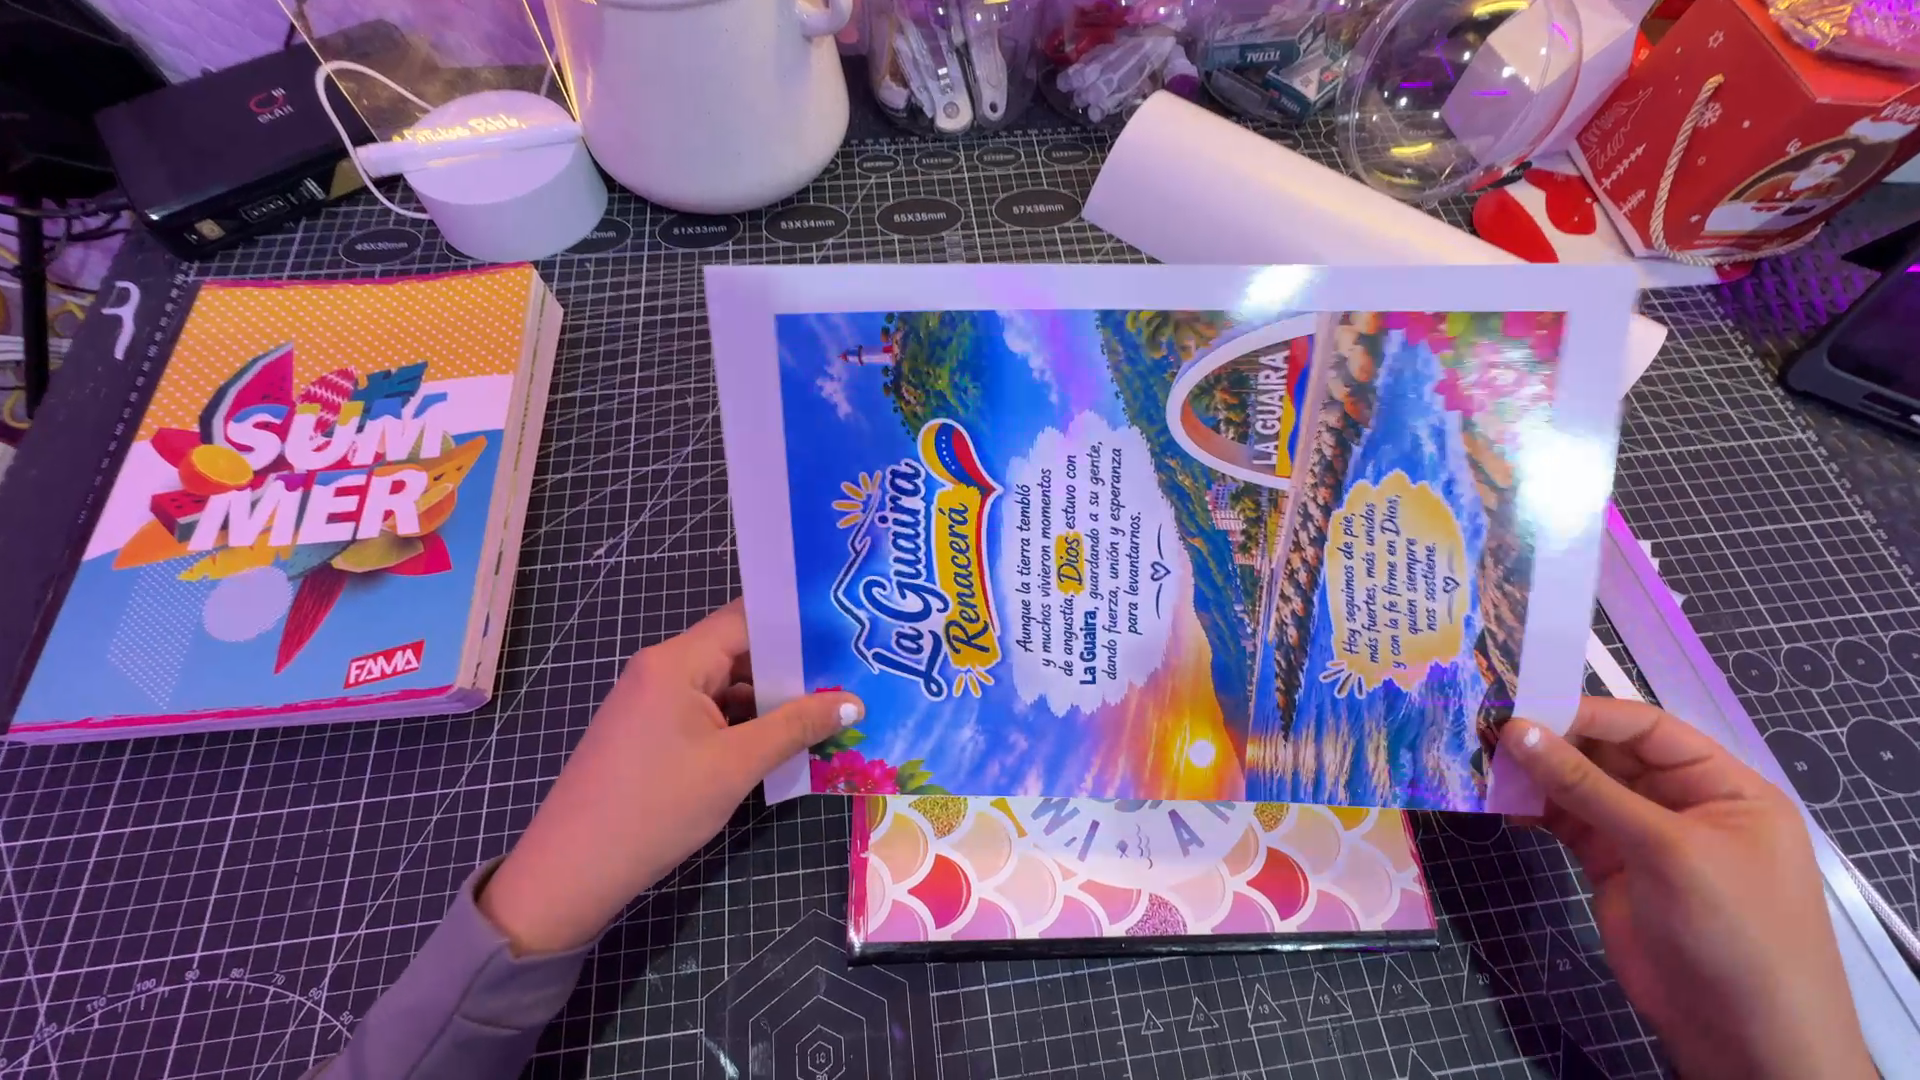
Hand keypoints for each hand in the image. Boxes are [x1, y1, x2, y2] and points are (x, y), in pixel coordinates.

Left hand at [478, 600, 861, 954]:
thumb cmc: (655, 809)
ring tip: (829, 710)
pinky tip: (784, 741)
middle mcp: (663, 669)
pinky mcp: (652, 732)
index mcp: (677, 661)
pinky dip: (745, 724)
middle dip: (792, 668)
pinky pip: (709, 712)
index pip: (747, 620)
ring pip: (727, 686)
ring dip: (771, 701)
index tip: (846, 634)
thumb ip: (796, 727)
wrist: (568, 875)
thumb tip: (853, 701)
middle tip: (850, 677)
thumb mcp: (736, 766)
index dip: (798, 625)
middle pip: (739, 652)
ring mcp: (654, 701)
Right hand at [1500, 699, 1873, 1079]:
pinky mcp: (1608, 861)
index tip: (1518, 709)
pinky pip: (1562, 818)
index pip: (1645, 728)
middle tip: (1484, 732)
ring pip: (1575, 784)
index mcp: (1721, 787)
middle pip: (1604, 752)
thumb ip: (1586, 787)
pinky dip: (1529, 808)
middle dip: (1548, 742)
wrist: (1743, 1035)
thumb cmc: (1732, 931)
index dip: (1583, 714)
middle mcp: (1679, 801)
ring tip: (1480, 765)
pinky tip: (1498, 803)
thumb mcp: (1664, 850)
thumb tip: (1515, 730)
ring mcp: (1640, 833)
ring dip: (1531, 774)